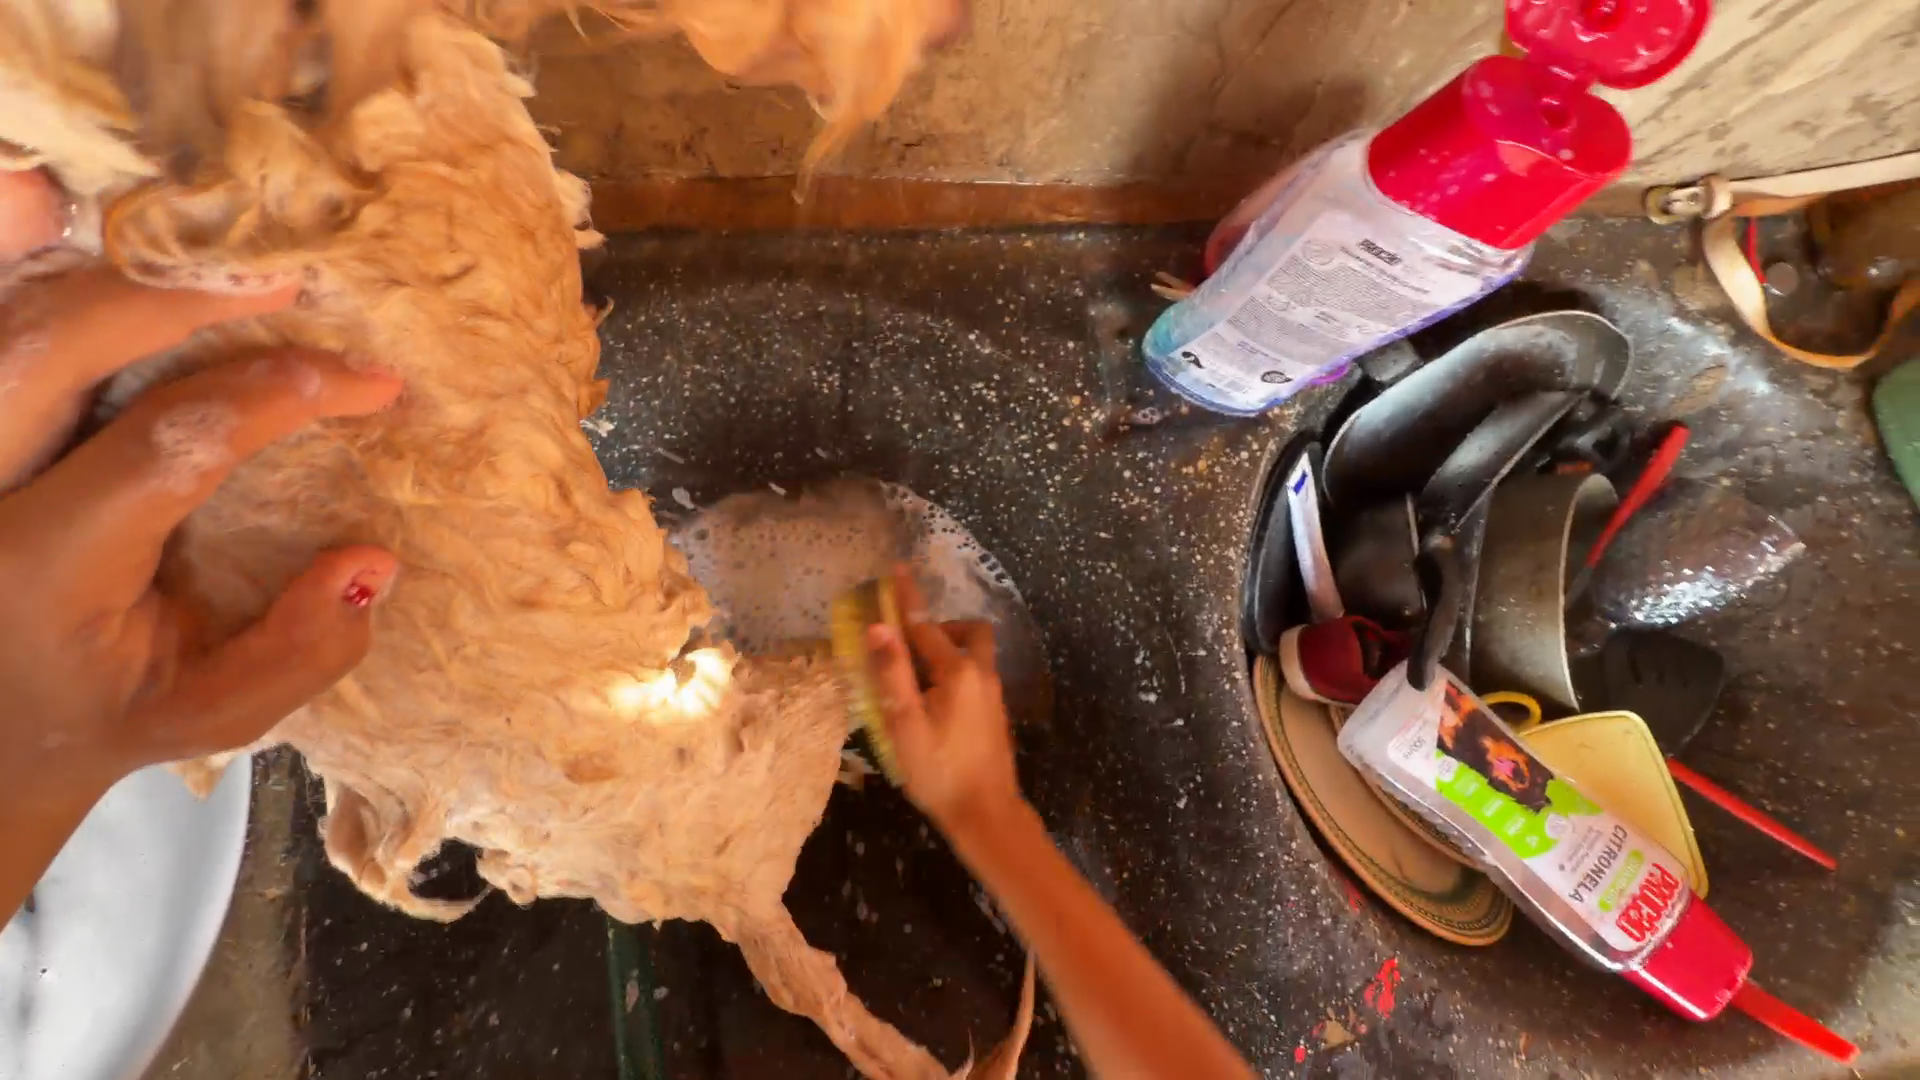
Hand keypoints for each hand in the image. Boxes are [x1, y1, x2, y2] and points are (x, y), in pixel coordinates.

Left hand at [0, 169, 403, 811]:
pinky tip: (34, 198)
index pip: (179, 442)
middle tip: (288, 279)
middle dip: (183, 300)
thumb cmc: (116, 708)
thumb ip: (305, 649)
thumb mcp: (221, 712)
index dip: (288, 396)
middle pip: (49, 350)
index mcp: (44, 564)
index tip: (375, 383)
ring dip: (71, 256)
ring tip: (170, 220)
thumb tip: (373, 558)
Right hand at [864, 566, 1022, 831]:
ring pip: (974, 652)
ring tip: (915, 678)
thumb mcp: (905, 724)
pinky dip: (954, 670)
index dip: (907, 598)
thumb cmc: (939, 772)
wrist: (986, 814)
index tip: (897, 568)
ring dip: (947, 649)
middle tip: (908, 647)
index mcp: (958, 671)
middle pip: (966, 631)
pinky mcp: (995, 710)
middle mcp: (981, 673)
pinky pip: (975, 673)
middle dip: (938, 627)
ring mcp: (993, 692)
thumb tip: (878, 626)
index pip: (925, 625)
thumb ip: (892, 673)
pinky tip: (934, 701)